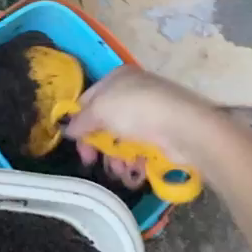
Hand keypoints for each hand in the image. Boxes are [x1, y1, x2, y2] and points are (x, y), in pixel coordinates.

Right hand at [63, 66, 227, 175]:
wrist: (182, 127)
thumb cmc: (136, 110)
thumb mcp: (100, 109)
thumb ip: (81, 120)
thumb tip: (68, 130)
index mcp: (117, 78)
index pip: (88, 99)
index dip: (79, 121)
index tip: (76, 143)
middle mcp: (133, 93)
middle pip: (104, 123)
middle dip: (98, 145)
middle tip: (92, 162)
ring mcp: (148, 116)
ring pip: (121, 140)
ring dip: (116, 159)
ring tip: (120, 171)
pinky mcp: (162, 137)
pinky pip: (140, 151)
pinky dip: (134, 164)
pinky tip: (134, 173)